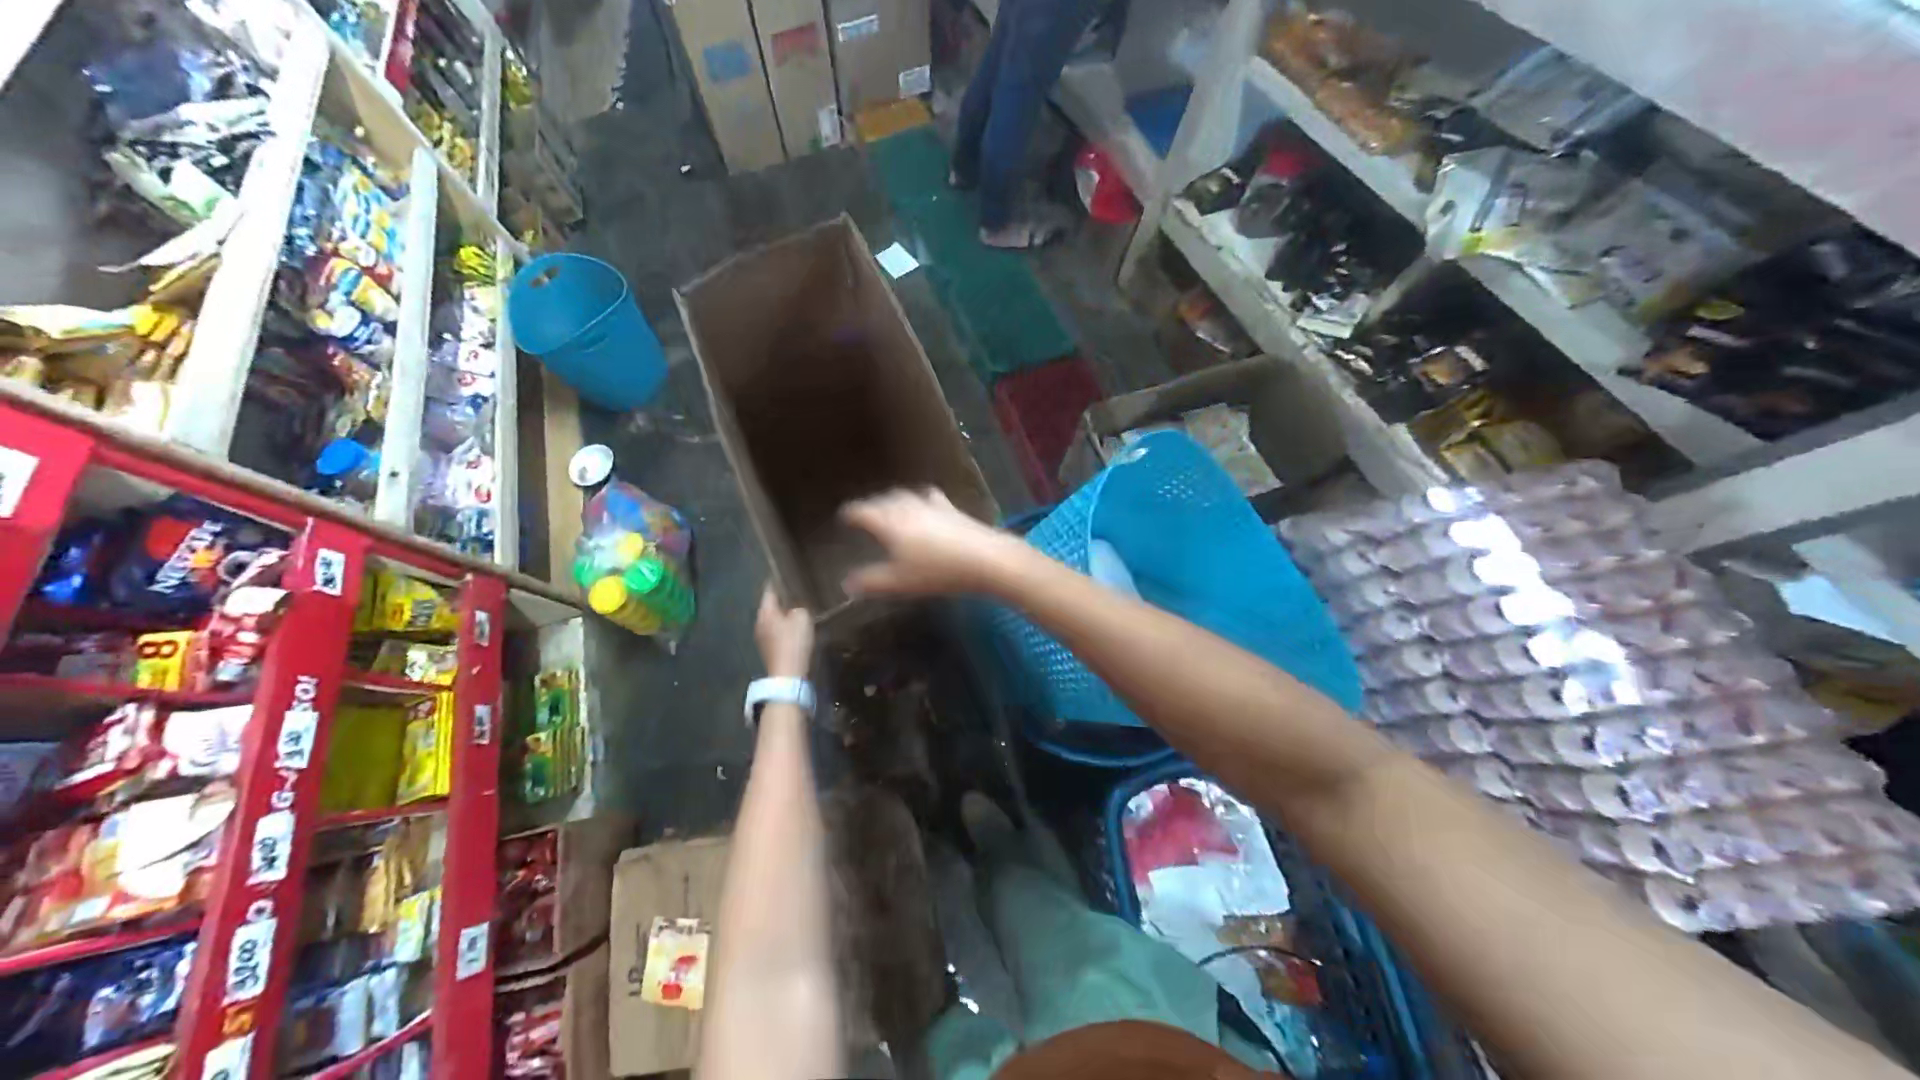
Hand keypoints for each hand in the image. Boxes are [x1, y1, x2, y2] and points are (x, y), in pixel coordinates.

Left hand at [755, 585, 813, 677]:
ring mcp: (761, 636)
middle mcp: (759, 621)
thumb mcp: (802, 618)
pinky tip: (794, 627)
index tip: (787, 574)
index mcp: (765, 611)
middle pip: (770, 605)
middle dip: (781, 598)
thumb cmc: (794, 642)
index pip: (769, 589)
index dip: (778, 580)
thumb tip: (795, 605)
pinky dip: (783, 626)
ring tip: (797, 608)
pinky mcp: (768, 648)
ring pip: (772, 618)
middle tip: (796, 591)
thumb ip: (799, 606)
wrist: (787, 675)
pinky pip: (775, 630)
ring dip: (783, 614)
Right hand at [839, 488, 1019, 596]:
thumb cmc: (937, 571)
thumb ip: (871, 582)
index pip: (862, 511)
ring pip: (905, 496)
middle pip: (883, 500)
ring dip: (893, 501)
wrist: (986, 558)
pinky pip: (929, 499)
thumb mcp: (900, 582)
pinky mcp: (953, 509)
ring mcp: (932, 505)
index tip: (844, 516)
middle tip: (865, 515)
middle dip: (872, 506)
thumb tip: (847, 583)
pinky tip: (927, 507)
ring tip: (890, 509)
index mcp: (888, 521)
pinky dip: (919, 501)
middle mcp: (907, 506)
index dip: (851, 514)